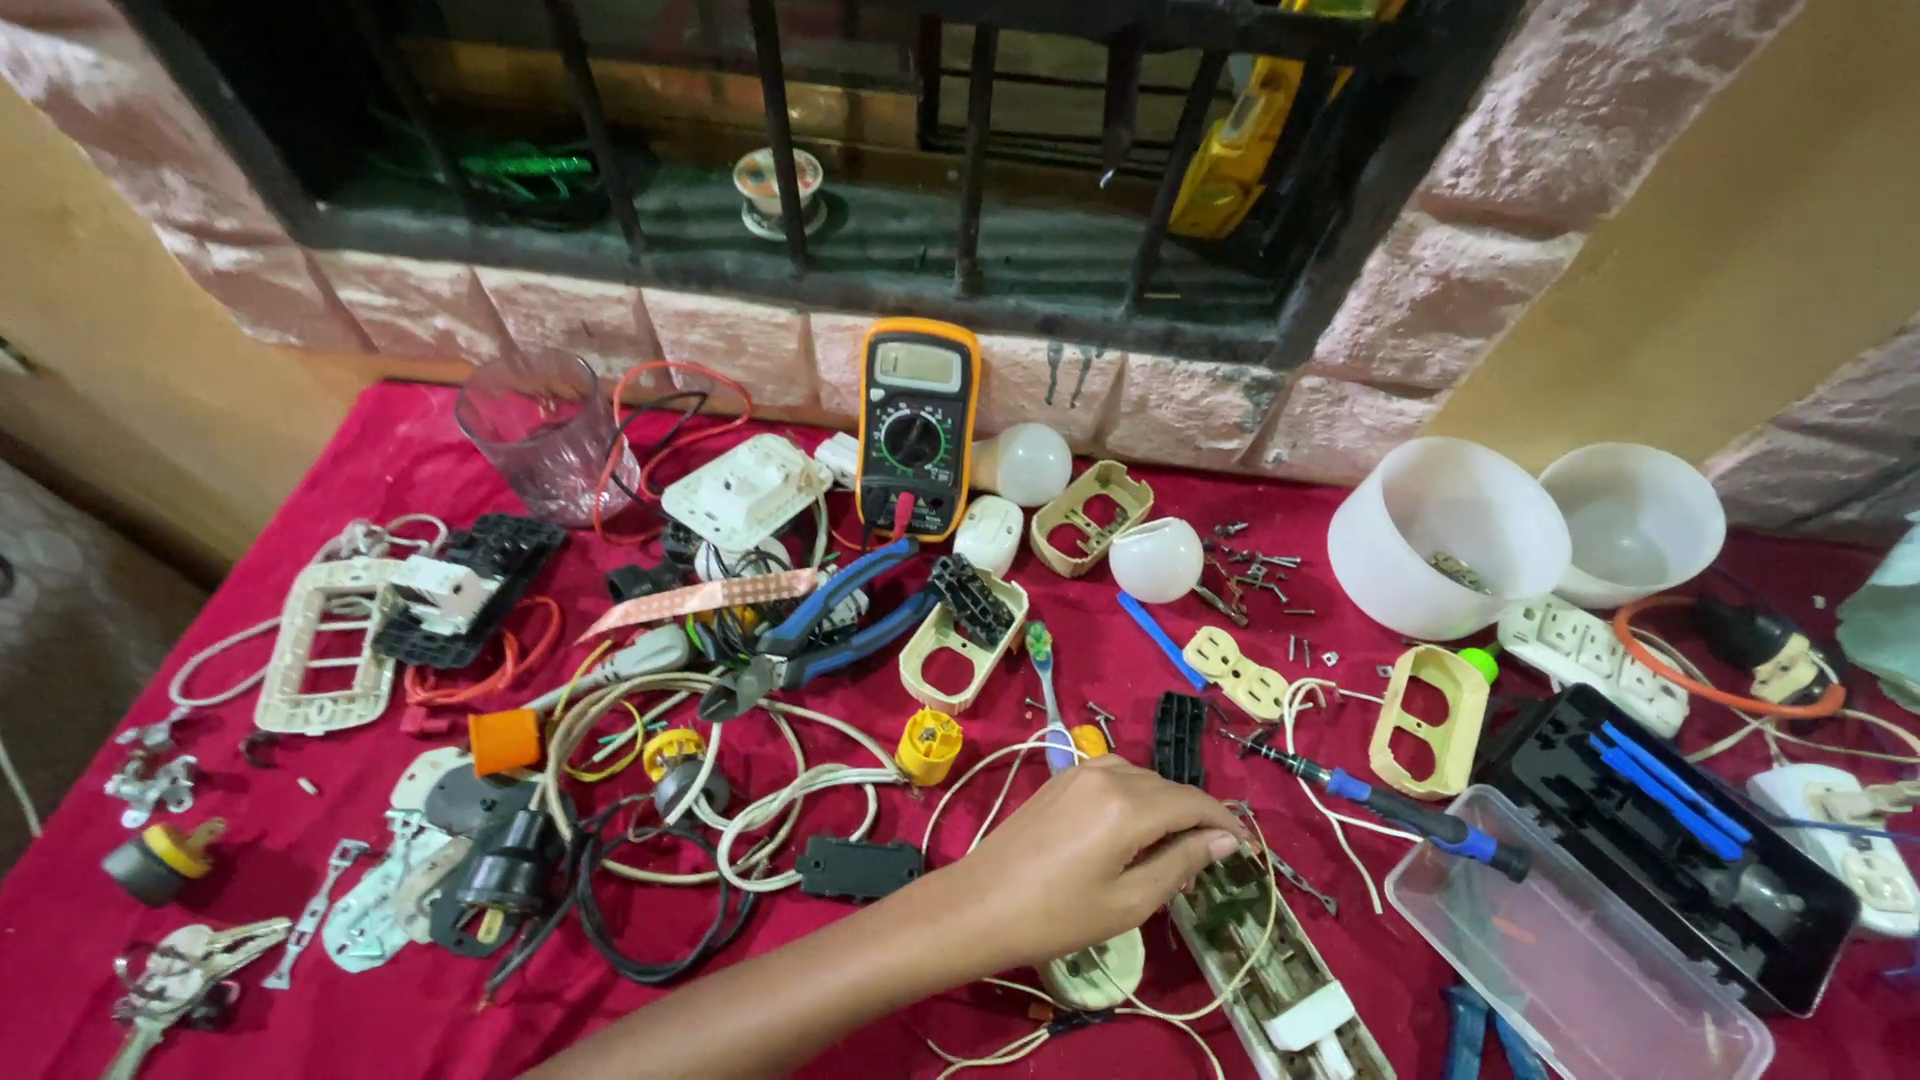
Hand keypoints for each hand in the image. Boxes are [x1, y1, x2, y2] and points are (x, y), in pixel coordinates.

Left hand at [912, 756, 1249, 971]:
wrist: (982, 902)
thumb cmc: (1058, 915)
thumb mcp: (1130, 901)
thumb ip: (1181, 863)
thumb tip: (1223, 839)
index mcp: (1127, 805)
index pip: (1193, 802)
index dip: (1224, 821)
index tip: (1244, 847)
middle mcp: (1107, 774)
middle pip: (1168, 787)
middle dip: (1194, 817)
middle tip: (1203, 863)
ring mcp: (1079, 771)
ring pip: (1141, 777)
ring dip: (1163, 804)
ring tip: (1168, 849)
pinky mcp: (1059, 777)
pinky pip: (1113, 775)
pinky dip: (1134, 796)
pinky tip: (1130, 829)